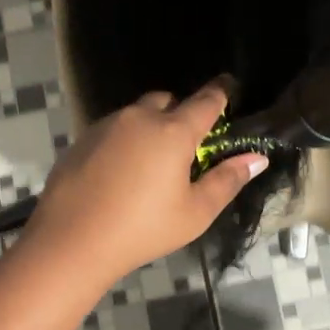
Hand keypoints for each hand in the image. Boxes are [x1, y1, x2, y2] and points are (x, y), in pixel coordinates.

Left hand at [22, 82, 268, 278]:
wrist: (72, 241)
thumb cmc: (143, 229)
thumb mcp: (195, 212)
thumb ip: (227, 180)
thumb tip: (256, 158)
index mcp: (173, 132)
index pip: (206, 100)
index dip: (221, 93)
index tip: (228, 88)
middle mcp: (139, 118)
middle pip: (167, 101)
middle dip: (180, 114)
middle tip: (185, 147)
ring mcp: (106, 126)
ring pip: (136, 115)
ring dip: (149, 129)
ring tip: (150, 166)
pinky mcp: (81, 141)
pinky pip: (112, 131)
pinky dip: (123, 143)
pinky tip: (120, 176)